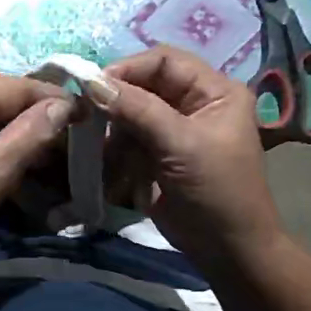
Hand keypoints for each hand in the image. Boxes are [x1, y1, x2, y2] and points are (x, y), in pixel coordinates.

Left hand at [0, 72, 71, 264]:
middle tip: (68, 123)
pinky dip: (1, 131)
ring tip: (49, 138)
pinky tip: (18, 149)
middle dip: (36, 103)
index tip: (83, 113)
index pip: (15, 85)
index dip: (52, 96)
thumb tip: (64, 105)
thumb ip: (31, 134)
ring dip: (20, 118)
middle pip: (0, 89)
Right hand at [92, 47, 285, 267]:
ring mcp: (173, 131)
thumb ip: (138, 110)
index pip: (165, 61)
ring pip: (132, 113)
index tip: (94, 85)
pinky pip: (128, 140)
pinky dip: (112, 147)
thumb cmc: (216, 190)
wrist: (226, 249)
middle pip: (145, 85)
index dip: (129, 68)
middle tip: (84, 111)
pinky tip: (101, 156)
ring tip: (90, 137)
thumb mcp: (181, 144)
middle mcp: (194, 103)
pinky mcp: (157, 156)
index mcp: (214, 91)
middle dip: (116, 97)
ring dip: (111, 125)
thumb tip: (93, 82)